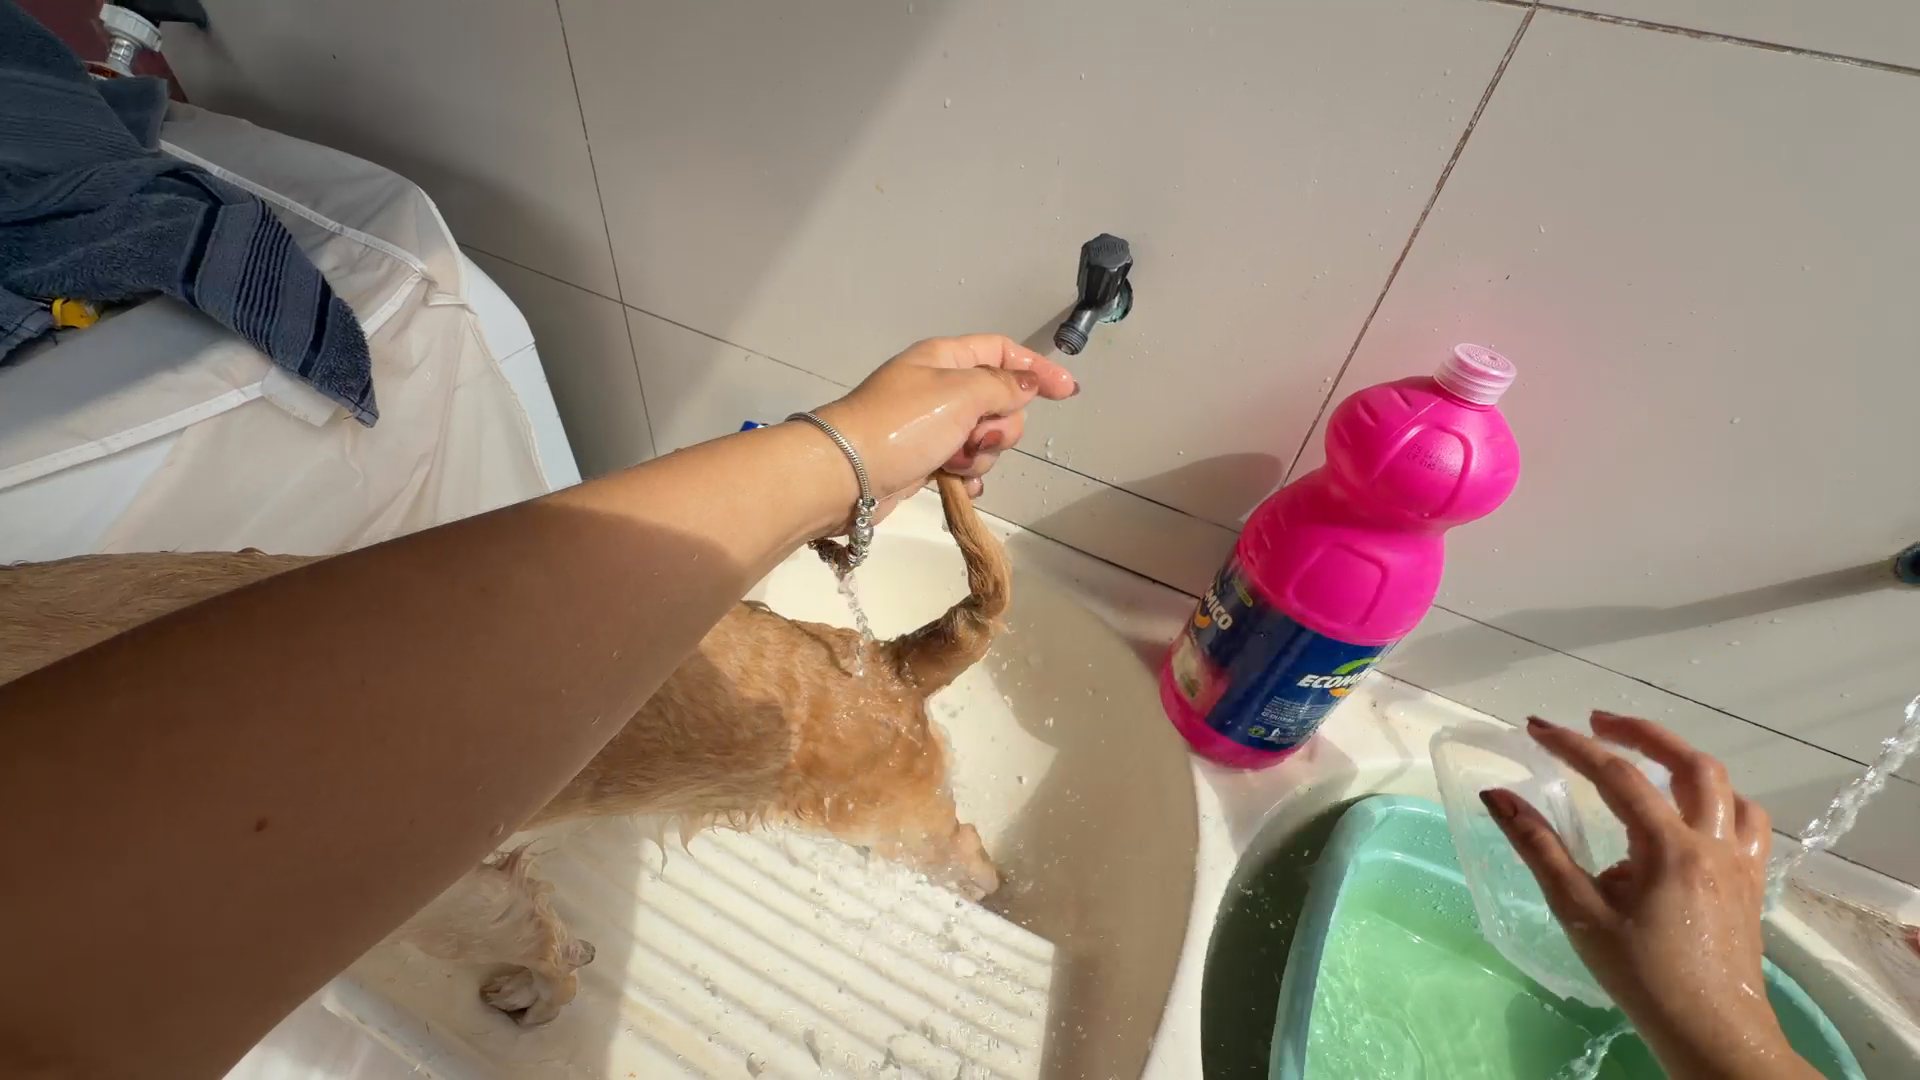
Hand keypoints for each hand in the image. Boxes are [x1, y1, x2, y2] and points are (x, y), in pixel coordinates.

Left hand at [810, 335, 1075, 517]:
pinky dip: (967, 475)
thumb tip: (1028, 385)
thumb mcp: (960, 393)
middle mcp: (939, 388)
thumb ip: (1002, 386)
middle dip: (1000, 425)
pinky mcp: (924, 460)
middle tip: (976, 436)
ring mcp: (931, 426)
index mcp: (944, 359)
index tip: (1066, 393)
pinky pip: (964, 465)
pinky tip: (959, 484)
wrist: (846, 476)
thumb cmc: (902, 424)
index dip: (1035, 369)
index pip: (1001, 352)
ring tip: (954, 462)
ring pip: (984, 438)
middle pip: (998, 401)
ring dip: (980, 454)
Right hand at [1484, 712, 1818, 1079]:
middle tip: (1596, 721)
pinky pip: (1745, 821)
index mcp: (1669, 850)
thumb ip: (1537, 844)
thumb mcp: (1575, 907)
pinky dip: (1715, 797)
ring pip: (1728, 790)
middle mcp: (1713, 847)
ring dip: (1681, 760)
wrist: (1713, 1033)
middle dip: (1641, 733)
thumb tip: (1495, 794)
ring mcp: (1740, 863)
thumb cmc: (1638, 971)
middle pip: (1693, 766)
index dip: (1572, 745)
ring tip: (1639, 754)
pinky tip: (1683, 805)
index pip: (1618, 776)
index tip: (1534, 727)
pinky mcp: (1749, 882)